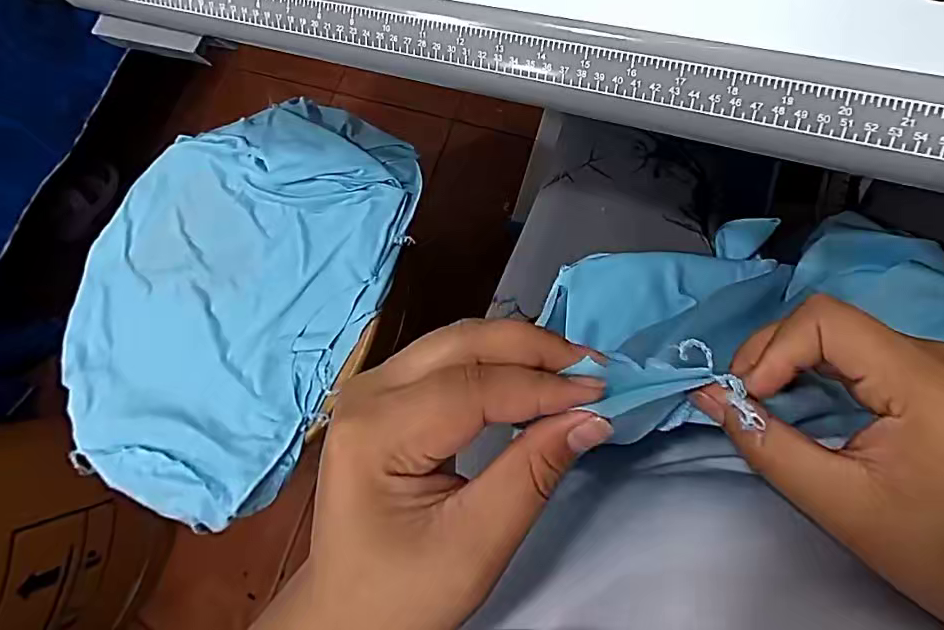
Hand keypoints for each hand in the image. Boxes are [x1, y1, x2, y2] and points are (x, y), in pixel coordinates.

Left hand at [256, 319, 614, 629]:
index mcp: (374, 431)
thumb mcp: (473, 547)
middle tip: (592, 368)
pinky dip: (499, 358)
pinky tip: (532, 372)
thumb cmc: (400, 593)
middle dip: (534, 349)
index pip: (471, 387)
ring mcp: (374, 383)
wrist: (345, 612)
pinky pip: (451, 355)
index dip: (540, 386)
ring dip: (519, 347)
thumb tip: (590, 418)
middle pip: (463, 344)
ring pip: (459, 339)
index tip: (598, 392)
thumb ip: (531, 474)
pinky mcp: (387, 387)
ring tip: (572, 367)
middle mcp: (368, 390)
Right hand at [693, 294, 943, 629]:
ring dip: (792, 359)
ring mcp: (937, 362)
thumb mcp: (846, 508)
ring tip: (762, 397)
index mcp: (923, 379)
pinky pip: (859, 352)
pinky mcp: (934, 377)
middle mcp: (933, 354)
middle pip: (829, 320)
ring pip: (840, 332)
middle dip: (773, 352)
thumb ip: (770, 447)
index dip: (773, 348)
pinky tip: (803, 398)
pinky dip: (818, 369)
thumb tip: (713, 397)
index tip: (745, 395)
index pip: (825, 319)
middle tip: (741, 397)